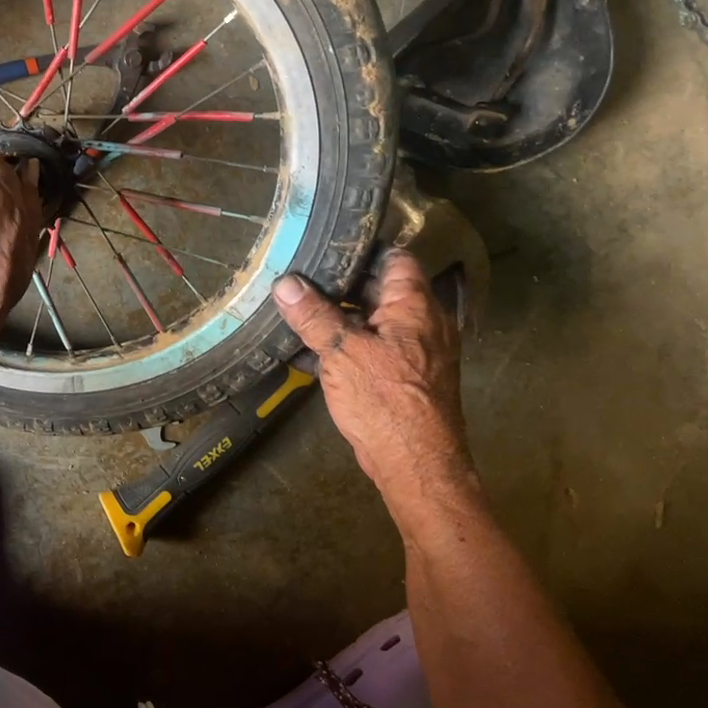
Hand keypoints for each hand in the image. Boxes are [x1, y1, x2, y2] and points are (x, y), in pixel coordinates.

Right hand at [271, 248, 474, 504]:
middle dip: (339, 284)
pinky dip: (343, 344)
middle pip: (379, 289)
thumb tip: (285, 284)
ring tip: (294, 307)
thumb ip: (314, 316)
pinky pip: (369, 347)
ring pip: (371, 321)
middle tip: (297, 274)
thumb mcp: (342, 352)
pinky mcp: (401, 377)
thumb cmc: (385, 400)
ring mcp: (413, 352)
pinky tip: (306, 349)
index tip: (325, 243)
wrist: (416, 464)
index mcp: (415, 308)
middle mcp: (421, 324)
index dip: (362, 248)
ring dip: (336, 316)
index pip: (396, 259)